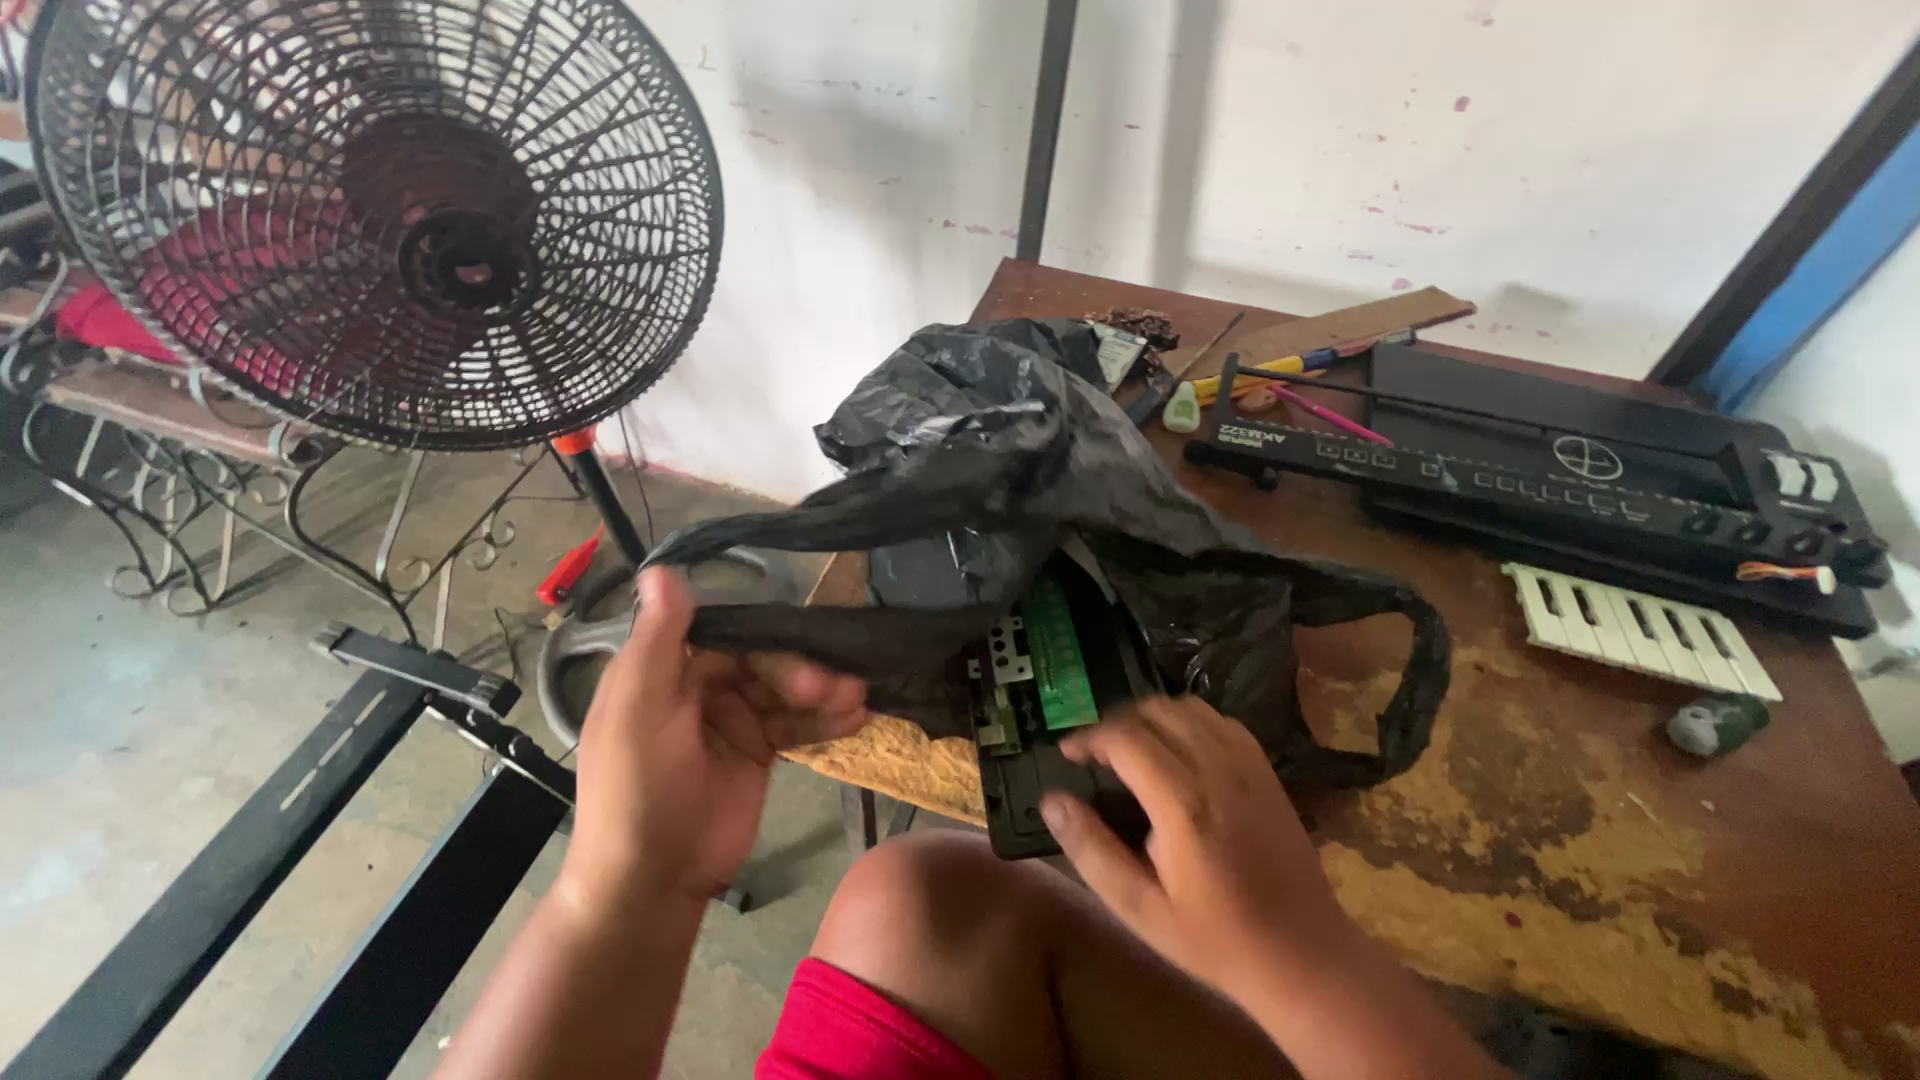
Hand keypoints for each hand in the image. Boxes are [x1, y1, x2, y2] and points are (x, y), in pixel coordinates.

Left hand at [557, 567, 868, 917]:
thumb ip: (658, 641)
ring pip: (786, 691)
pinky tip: (857, 720)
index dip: (769, 636)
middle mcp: (701, 686)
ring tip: (859, 700)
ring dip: (824, 693)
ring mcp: (733, 719)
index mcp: (666, 669)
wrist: (651, 881)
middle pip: (765, 660)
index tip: (806, 642)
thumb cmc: (636, 791)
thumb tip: (660, 569)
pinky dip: (825, 722)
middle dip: (803, 671)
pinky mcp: (758, 752)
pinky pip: (796, 726)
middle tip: (836, 688)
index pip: (728, 634)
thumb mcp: (640, 711)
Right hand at [1040, 697, 1353, 999]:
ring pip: (1188, 706)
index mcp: (1183, 803)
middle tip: (1095, 753)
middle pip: (1155, 711)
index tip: (1067, 753)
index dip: (1088, 736)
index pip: (1125, 738)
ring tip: (1131, 747)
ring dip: (1151, 716)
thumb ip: (1092, 849)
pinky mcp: (1266, 770)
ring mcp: (1248, 766)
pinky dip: (1188, 721)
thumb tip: (1052, 801)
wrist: (1302, 954)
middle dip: (1115, 722)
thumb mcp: (1139, 908)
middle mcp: (1217, 769)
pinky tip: (1177, 752)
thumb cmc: (1214, 938)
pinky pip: (1220, 720)